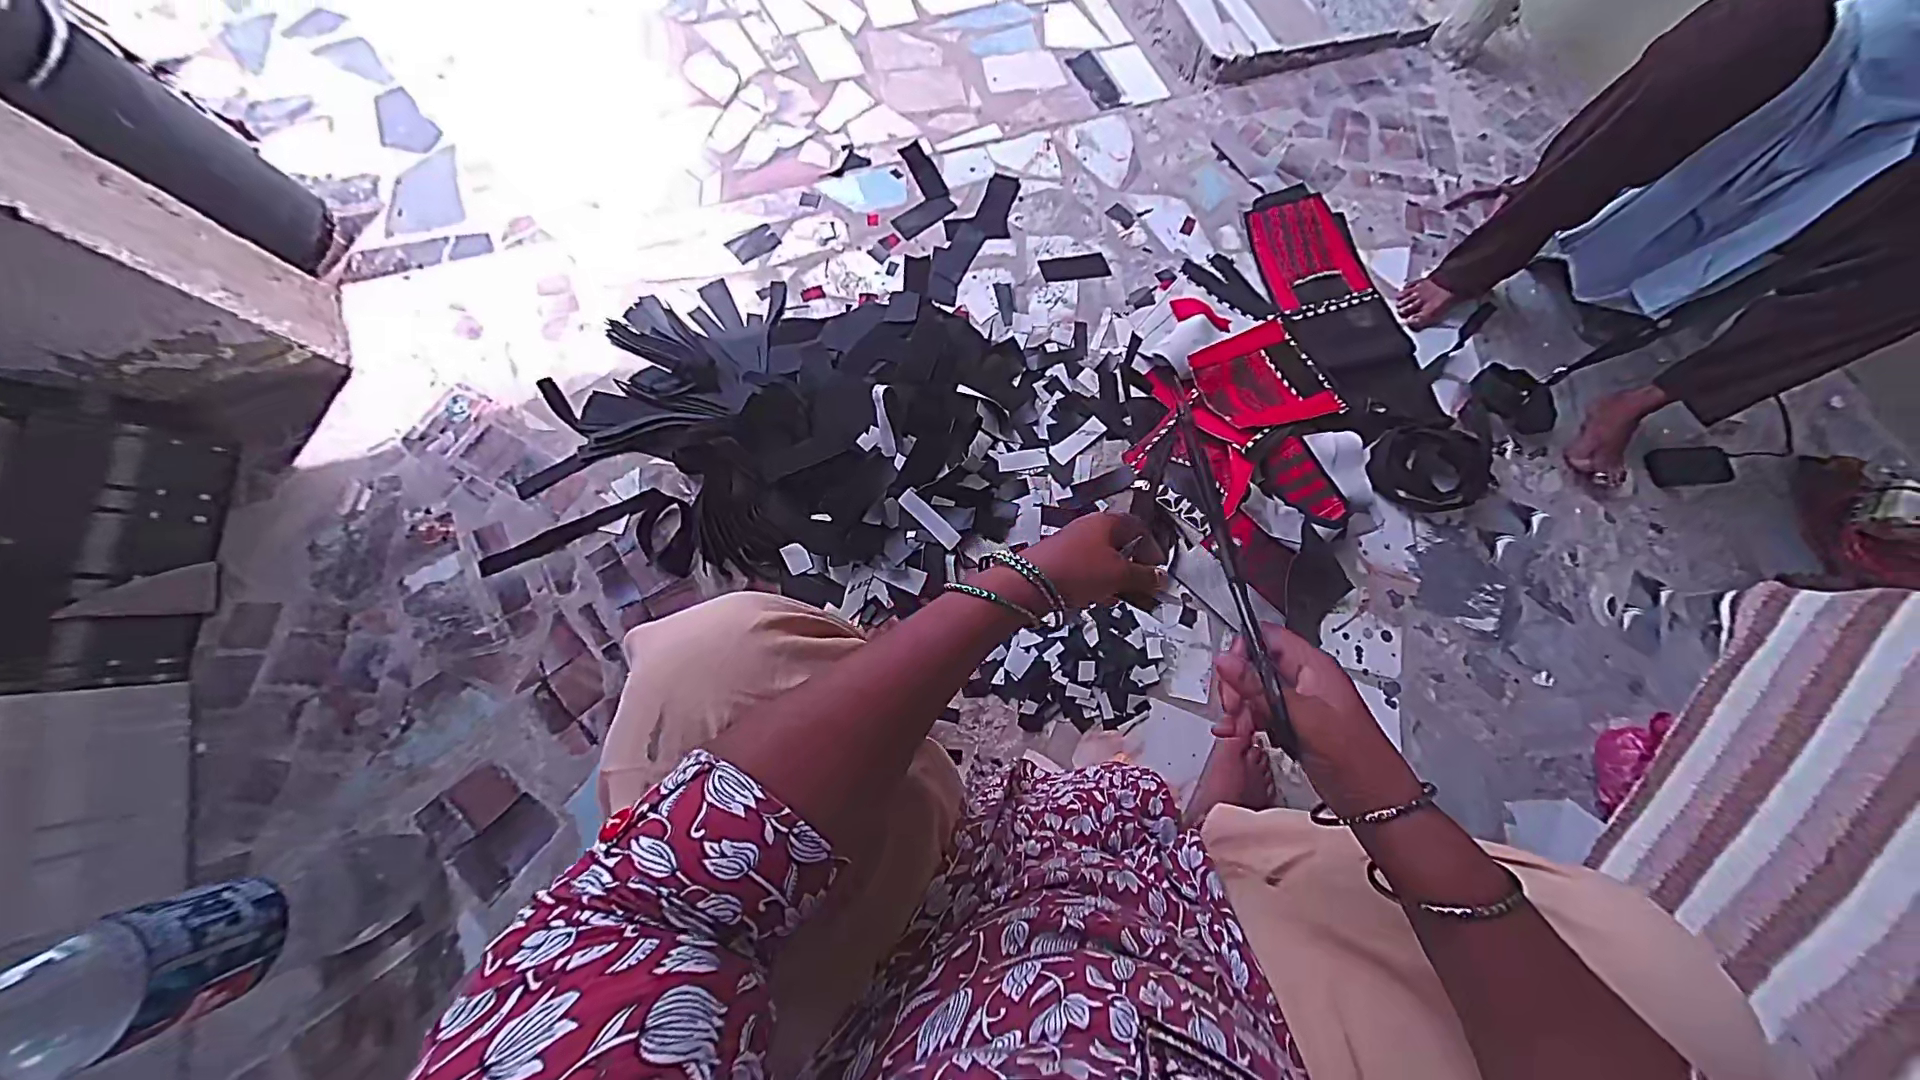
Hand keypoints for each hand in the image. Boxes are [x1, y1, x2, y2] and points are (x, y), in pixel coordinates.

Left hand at [1018, 512, 1165, 609]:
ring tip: (1120, 595)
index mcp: (1106, 521)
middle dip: (1134, 568)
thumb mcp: (1120, 575)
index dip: (1153, 549)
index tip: (1159, 569)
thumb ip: (1145, 577)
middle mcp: (1088, 529)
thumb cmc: (1070, 569)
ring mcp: (1072, 546)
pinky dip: (1096, 585)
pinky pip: (1085, 573)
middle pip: (1121, 546)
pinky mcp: (1059, 564)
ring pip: (1103, 561)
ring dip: (1115, 579)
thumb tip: (1158, 579)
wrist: (1031, 584)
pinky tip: (1097, 598)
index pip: (1140, 528)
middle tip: (1143, 585)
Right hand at [1214, 624, 1421, 816]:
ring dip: (1239, 708)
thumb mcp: (1302, 717)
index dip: (1243, 649)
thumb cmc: (1357, 760)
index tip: (1230, 672)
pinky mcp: (1292, 723)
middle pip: (1254, 664)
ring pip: (1253, 690)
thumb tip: (1227, 660)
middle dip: (1236, 685)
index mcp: (1313, 667)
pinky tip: (1240, 733)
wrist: (1375, 803)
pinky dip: (1245, 722)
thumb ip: (1260, 687)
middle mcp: (1304, 680)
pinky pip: (1259, 712)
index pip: (1268, 637)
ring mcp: (1297, 703)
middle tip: (1234, 706)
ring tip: (1238, 726)